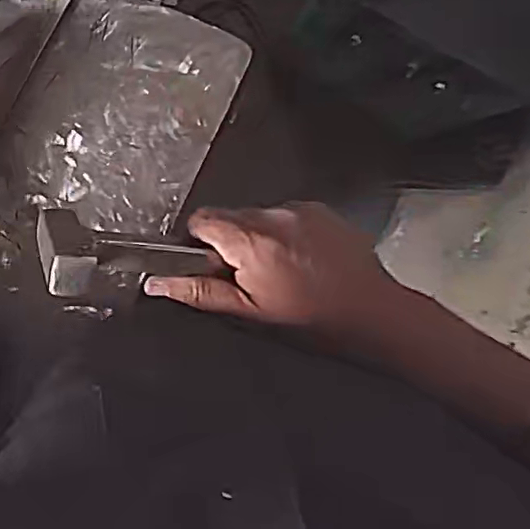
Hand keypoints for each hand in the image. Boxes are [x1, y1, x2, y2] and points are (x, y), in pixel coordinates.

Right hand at [143, 204, 404, 332]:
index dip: (200, 242)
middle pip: (229, 216)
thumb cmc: (310, 318)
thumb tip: (155, 282)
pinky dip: (284, 231)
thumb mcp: (248, 312)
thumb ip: (197, 291)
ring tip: (281, 268)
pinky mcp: (320, 210)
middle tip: (251, 274)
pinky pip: (284, 213)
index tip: (215, 264)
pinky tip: (301, 257)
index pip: (202, 219)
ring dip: (258, 235)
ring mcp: (300, 210)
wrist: (374, 314)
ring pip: (256, 215)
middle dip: (231, 241)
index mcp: (250, 241)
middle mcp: (273, 216)